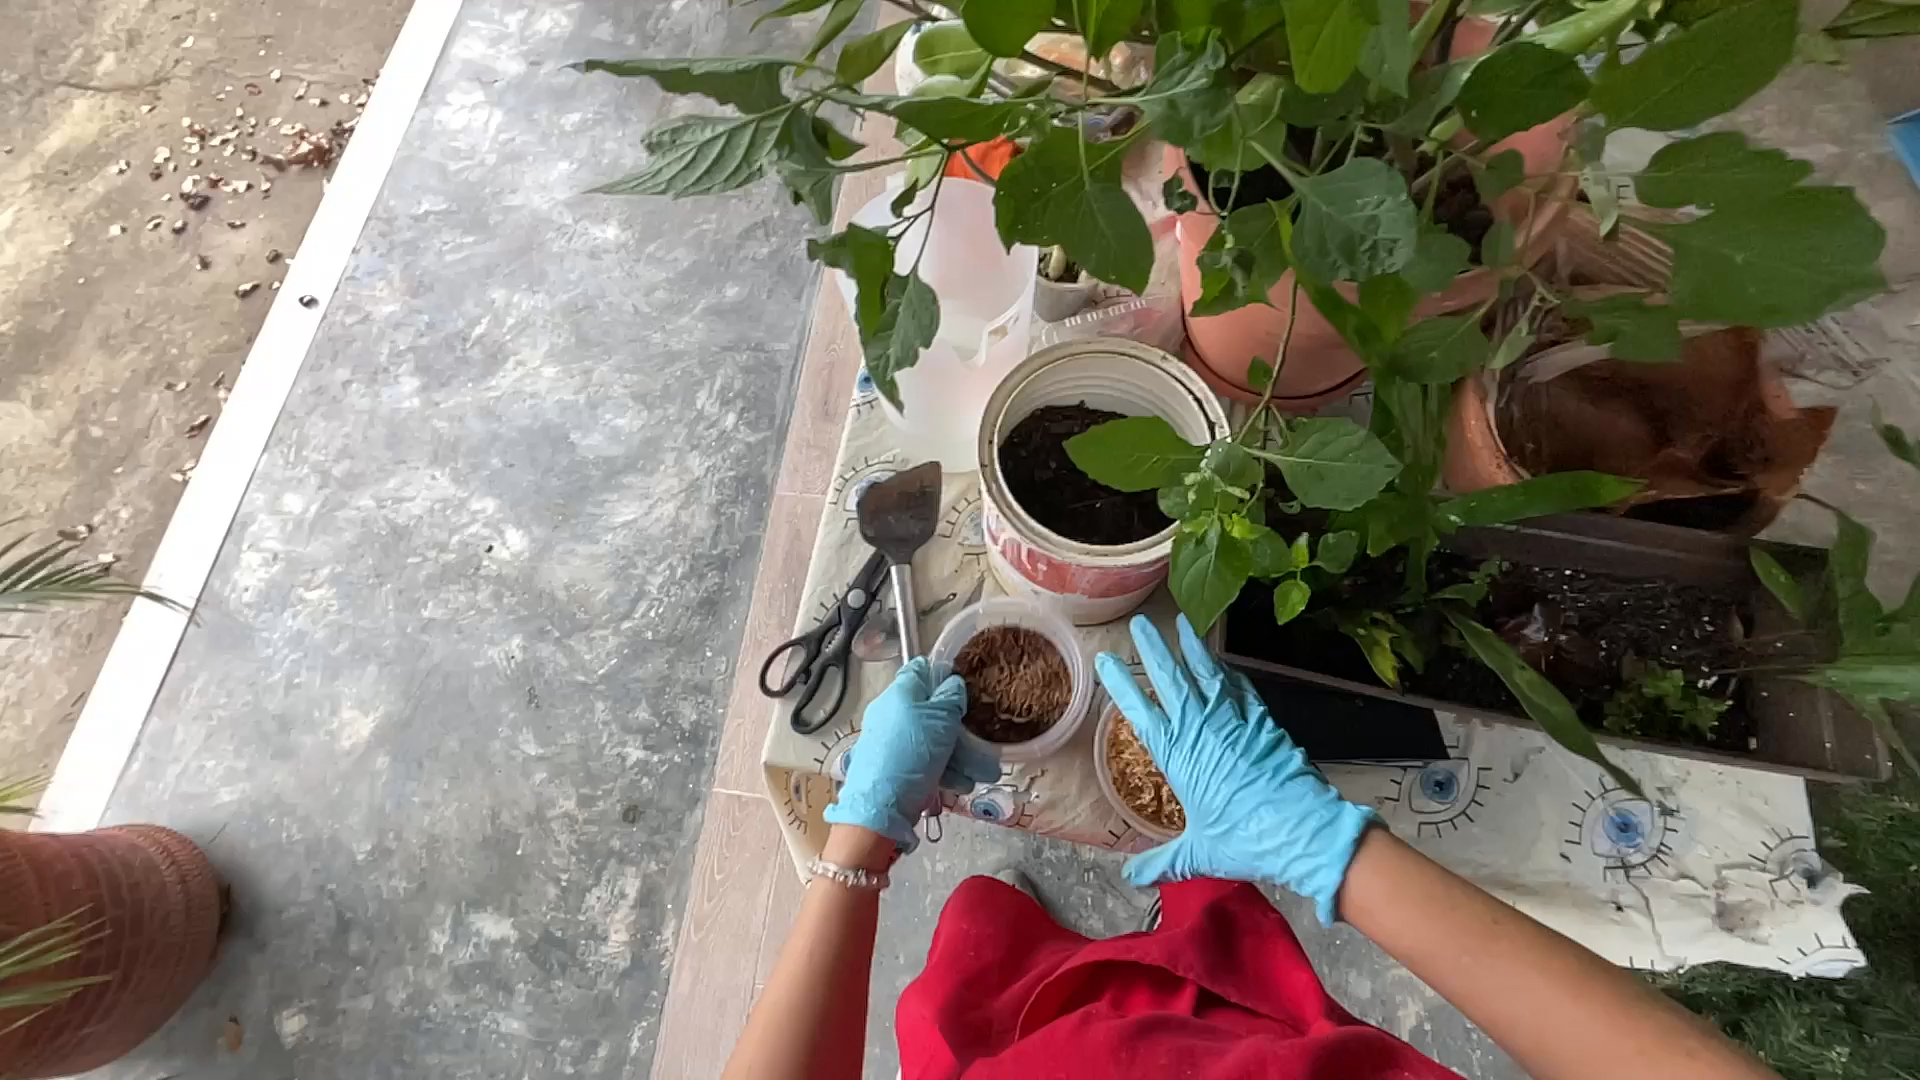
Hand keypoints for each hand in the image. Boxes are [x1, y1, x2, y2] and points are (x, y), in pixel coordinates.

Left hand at [824, 657, 999, 849]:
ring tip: (980, 771)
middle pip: (930, 709)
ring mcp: (890, 741)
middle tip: (978, 737)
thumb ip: (951, 695)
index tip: (964, 688)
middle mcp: (891, 713)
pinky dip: (942, 769)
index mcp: (900, 692)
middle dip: (957, 724)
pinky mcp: (892, 767)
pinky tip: (960, 783)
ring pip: (930, 739)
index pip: (921, 670)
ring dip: (957, 752)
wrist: (881, 805)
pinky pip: (922, 761)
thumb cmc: (913, 752)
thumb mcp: (941, 718)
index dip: (943, 675)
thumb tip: (952, 683)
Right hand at [1095, 614, 1376, 924]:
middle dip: (1153, 648)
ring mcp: (1232, 719)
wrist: (1304, 831)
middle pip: (1170, 678)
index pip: (1139, 710)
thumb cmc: (1246, 839)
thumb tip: (1130, 878)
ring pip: (1205, 674)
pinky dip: (1229, 672)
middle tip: (1140, 624)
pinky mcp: (1262, 720)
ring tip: (1181, 623)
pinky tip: (1223, 663)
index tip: (1106, 661)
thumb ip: (1162, 860)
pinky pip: (1240, 688)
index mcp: (1177, 754)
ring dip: (1191, 648)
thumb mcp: (1199, 853)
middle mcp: (1200, 728)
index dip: (1121, 684)